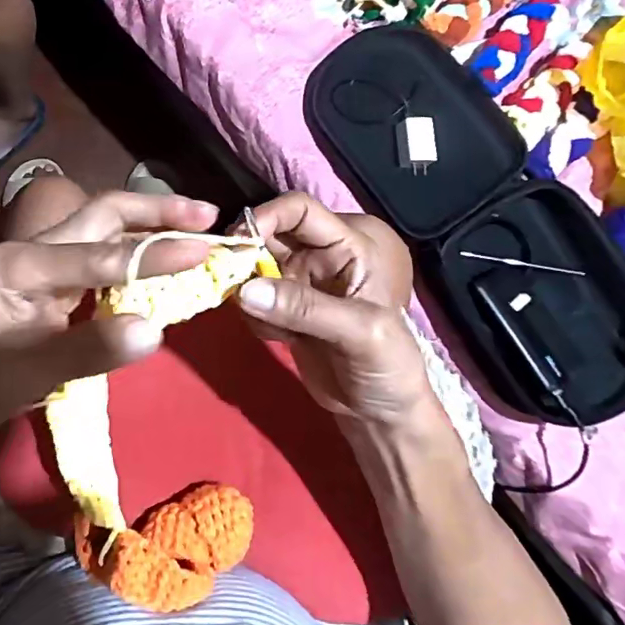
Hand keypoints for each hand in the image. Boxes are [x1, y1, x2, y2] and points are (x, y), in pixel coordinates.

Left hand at [0, 191, 219, 428]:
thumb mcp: (35, 371)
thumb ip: (91, 349)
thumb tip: (153, 330)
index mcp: (20, 264)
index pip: (97, 255)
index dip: (150, 255)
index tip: (200, 253)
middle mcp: (34, 247)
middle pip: (103, 213)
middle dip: (157, 211)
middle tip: (208, 216)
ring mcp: (47, 255)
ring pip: (106, 223)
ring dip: (153, 220)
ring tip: (199, 223)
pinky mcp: (60, 270)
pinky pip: (106, 247)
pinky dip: (141, 244)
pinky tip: (169, 248)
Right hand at [237, 193, 433, 428]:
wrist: (380, 413)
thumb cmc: (389, 367)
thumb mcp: (360, 333)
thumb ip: (305, 308)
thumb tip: (244, 290)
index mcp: (350, 245)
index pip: (301, 210)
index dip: (267, 216)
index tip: (237, 240)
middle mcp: (321, 256)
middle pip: (268, 235)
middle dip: (247, 256)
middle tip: (235, 286)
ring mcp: (299, 284)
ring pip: (253, 268)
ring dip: (250, 295)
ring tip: (276, 329)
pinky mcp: (283, 309)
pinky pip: (252, 300)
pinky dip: (255, 317)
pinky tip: (281, 340)